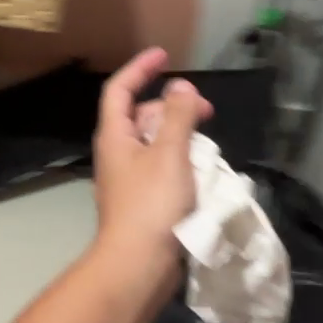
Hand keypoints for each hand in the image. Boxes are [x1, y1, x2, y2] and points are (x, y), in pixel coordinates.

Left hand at [90, 47, 211, 273]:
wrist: (137, 267)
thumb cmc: (151, 205)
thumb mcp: (169, 153)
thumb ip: (177, 116)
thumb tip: (180, 87)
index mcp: (115, 136)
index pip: (120, 89)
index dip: (140, 68)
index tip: (165, 55)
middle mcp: (117, 154)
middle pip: (140, 116)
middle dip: (171, 105)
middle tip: (205, 110)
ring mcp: (128, 180)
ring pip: (154, 143)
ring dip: (179, 134)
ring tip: (207, 143)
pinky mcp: (142, 202)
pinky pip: (161, 168)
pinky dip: (180, 160)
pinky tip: (201, 172)